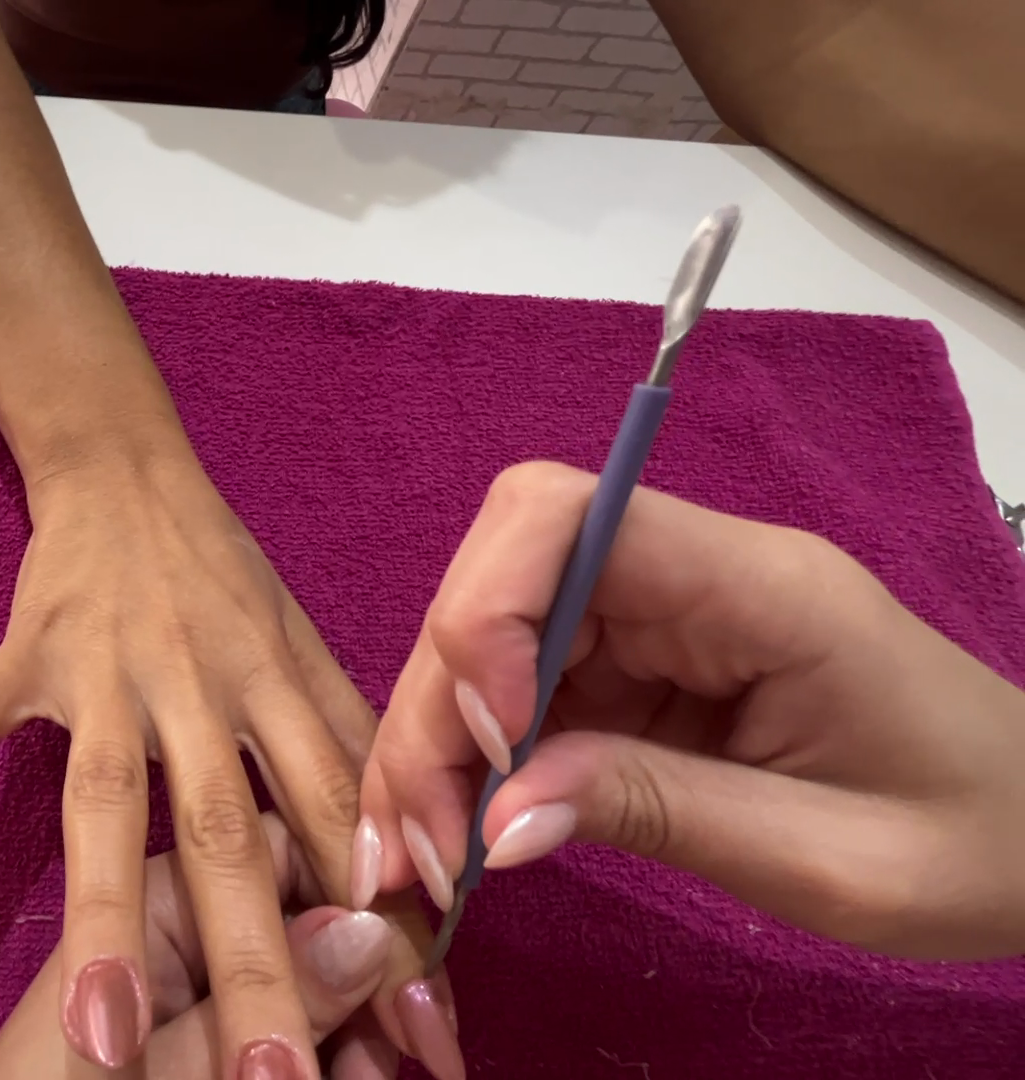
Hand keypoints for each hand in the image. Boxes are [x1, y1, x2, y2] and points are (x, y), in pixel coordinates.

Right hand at [0, 451, 455, 1074]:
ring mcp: (101, 670)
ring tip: (96, 1033)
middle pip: (224, 830)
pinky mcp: (26, 651)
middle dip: (255, 955)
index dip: (376, 918)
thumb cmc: (221, 568)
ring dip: (100, 905)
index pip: (333, 811)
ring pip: (100, 793)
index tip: (410, 1032)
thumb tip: (398, 845)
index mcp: (270, 683)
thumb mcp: (297, 636)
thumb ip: (342, 730)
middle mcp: (192, 684)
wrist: (129, 475)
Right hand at [359, 461, 1024, 960]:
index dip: (490, 606)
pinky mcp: (588, 666)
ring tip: (423, 849)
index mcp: (747, 581)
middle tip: (429, 834)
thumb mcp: (845, 861)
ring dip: (424, 739)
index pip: (558, 515)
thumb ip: (659, 813)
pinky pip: (481, 691)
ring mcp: (615, 620)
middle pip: (482, 590)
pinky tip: (444, 824)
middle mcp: (658, 580)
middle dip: (436, 707)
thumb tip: (493, 822)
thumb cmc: (991, 842)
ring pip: (462, 644)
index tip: (495, 734)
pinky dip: (446, 756)